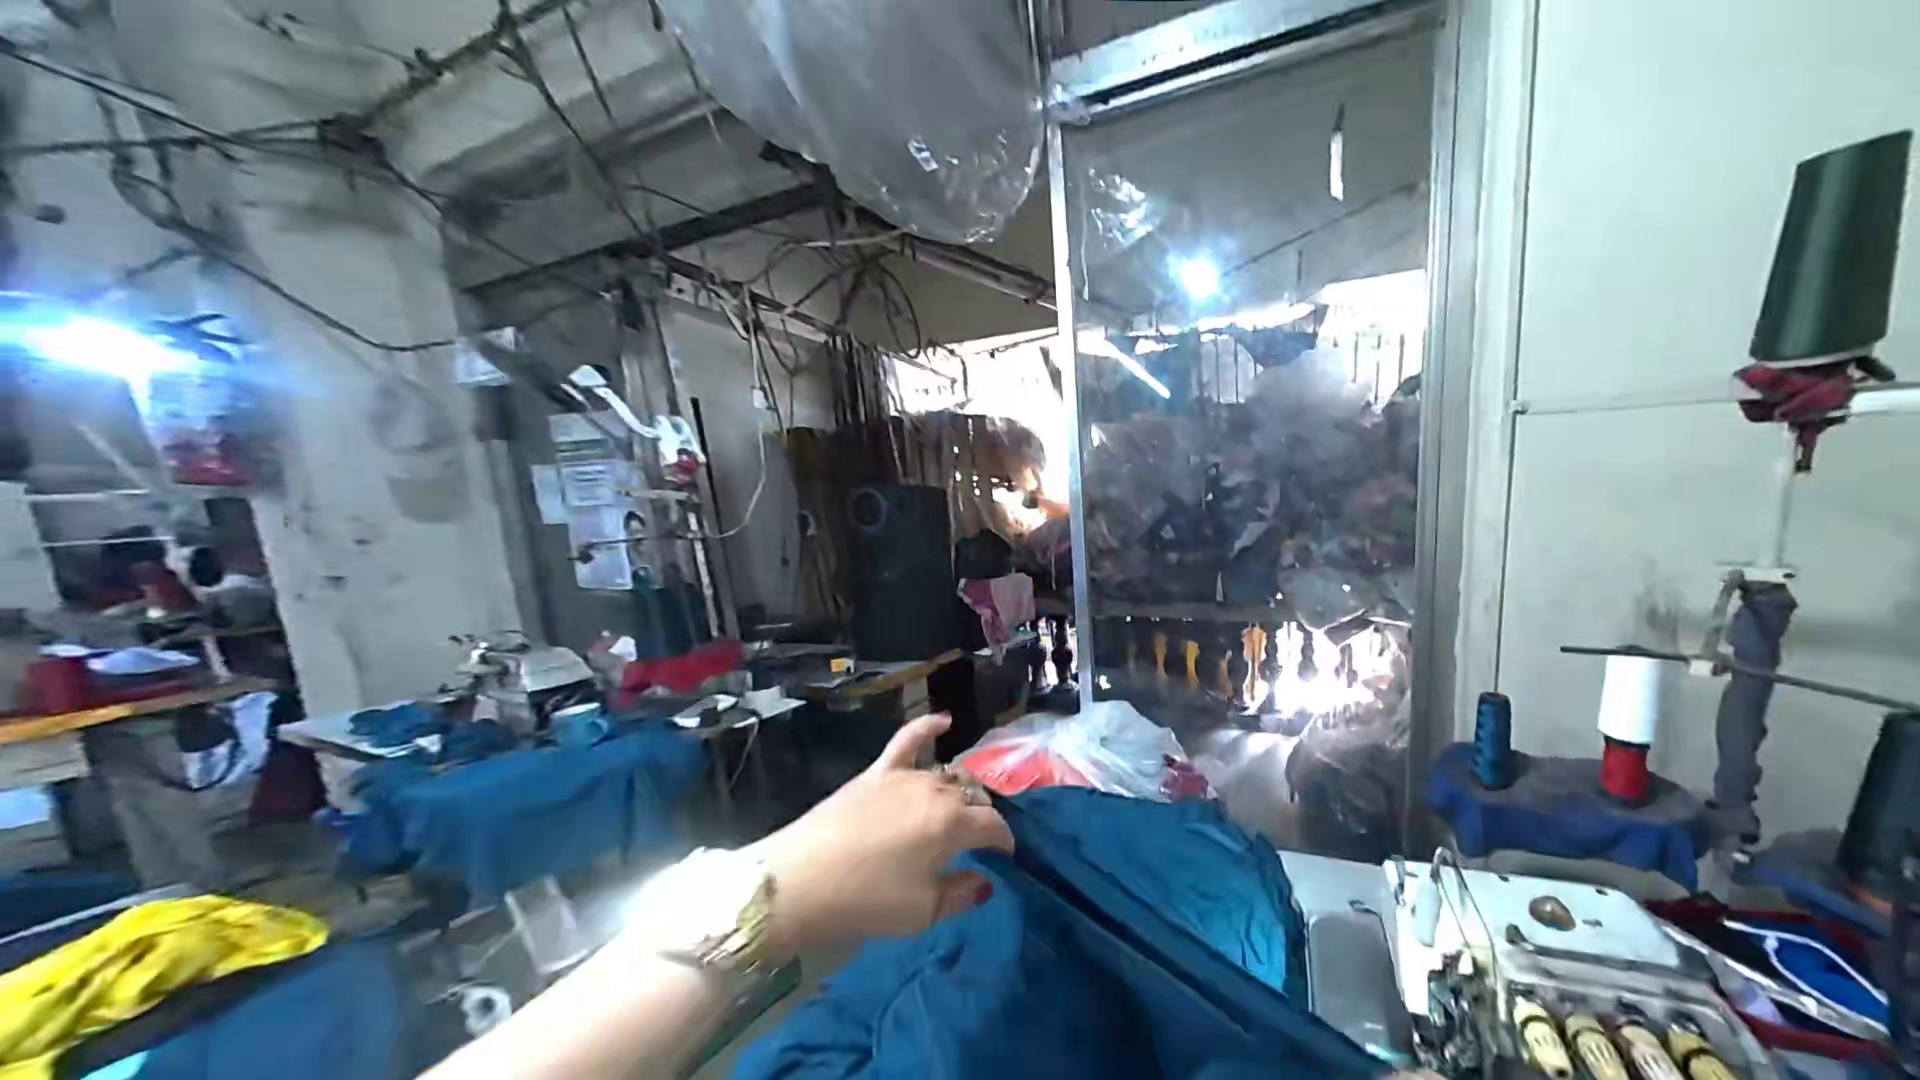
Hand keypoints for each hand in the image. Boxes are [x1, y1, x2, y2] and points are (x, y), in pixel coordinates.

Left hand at [759, 713, 1013, 956]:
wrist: (801, 879)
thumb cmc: (866, 901)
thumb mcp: (921, 912)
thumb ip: (961, 894)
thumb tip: (985, 881)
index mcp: (952, 824)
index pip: (993, 825)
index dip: (1004, 841)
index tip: (1004, 857)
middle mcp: (934, 791)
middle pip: (972, 795)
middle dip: (983, 814)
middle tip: (978, 838)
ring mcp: (904, 776)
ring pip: (947, 772)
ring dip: (962, 787)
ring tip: (962, 805)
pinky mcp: (877, 770)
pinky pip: (907, 739)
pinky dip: (927, 726)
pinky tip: (944, 720)